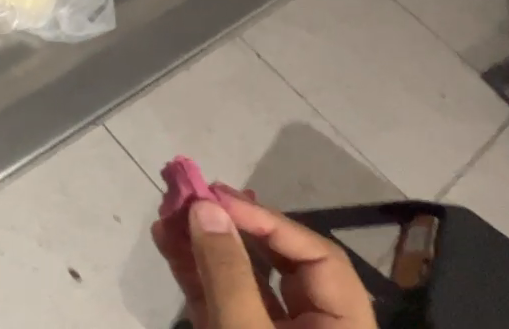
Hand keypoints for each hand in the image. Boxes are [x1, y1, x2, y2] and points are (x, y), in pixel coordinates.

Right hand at [152, 185, 377, 328]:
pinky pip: (217, 291)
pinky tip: (164, 236)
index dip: (268, 221)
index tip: (214, 197)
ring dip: (202, 238)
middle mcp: (314, 324)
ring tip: (166, 208)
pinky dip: (191, 263)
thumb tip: (204, 205)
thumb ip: (228, 274)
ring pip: (242, 273)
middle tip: (188, 193)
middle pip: (279, 260)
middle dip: (231, 223)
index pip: (319, 258)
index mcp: (344, 327)